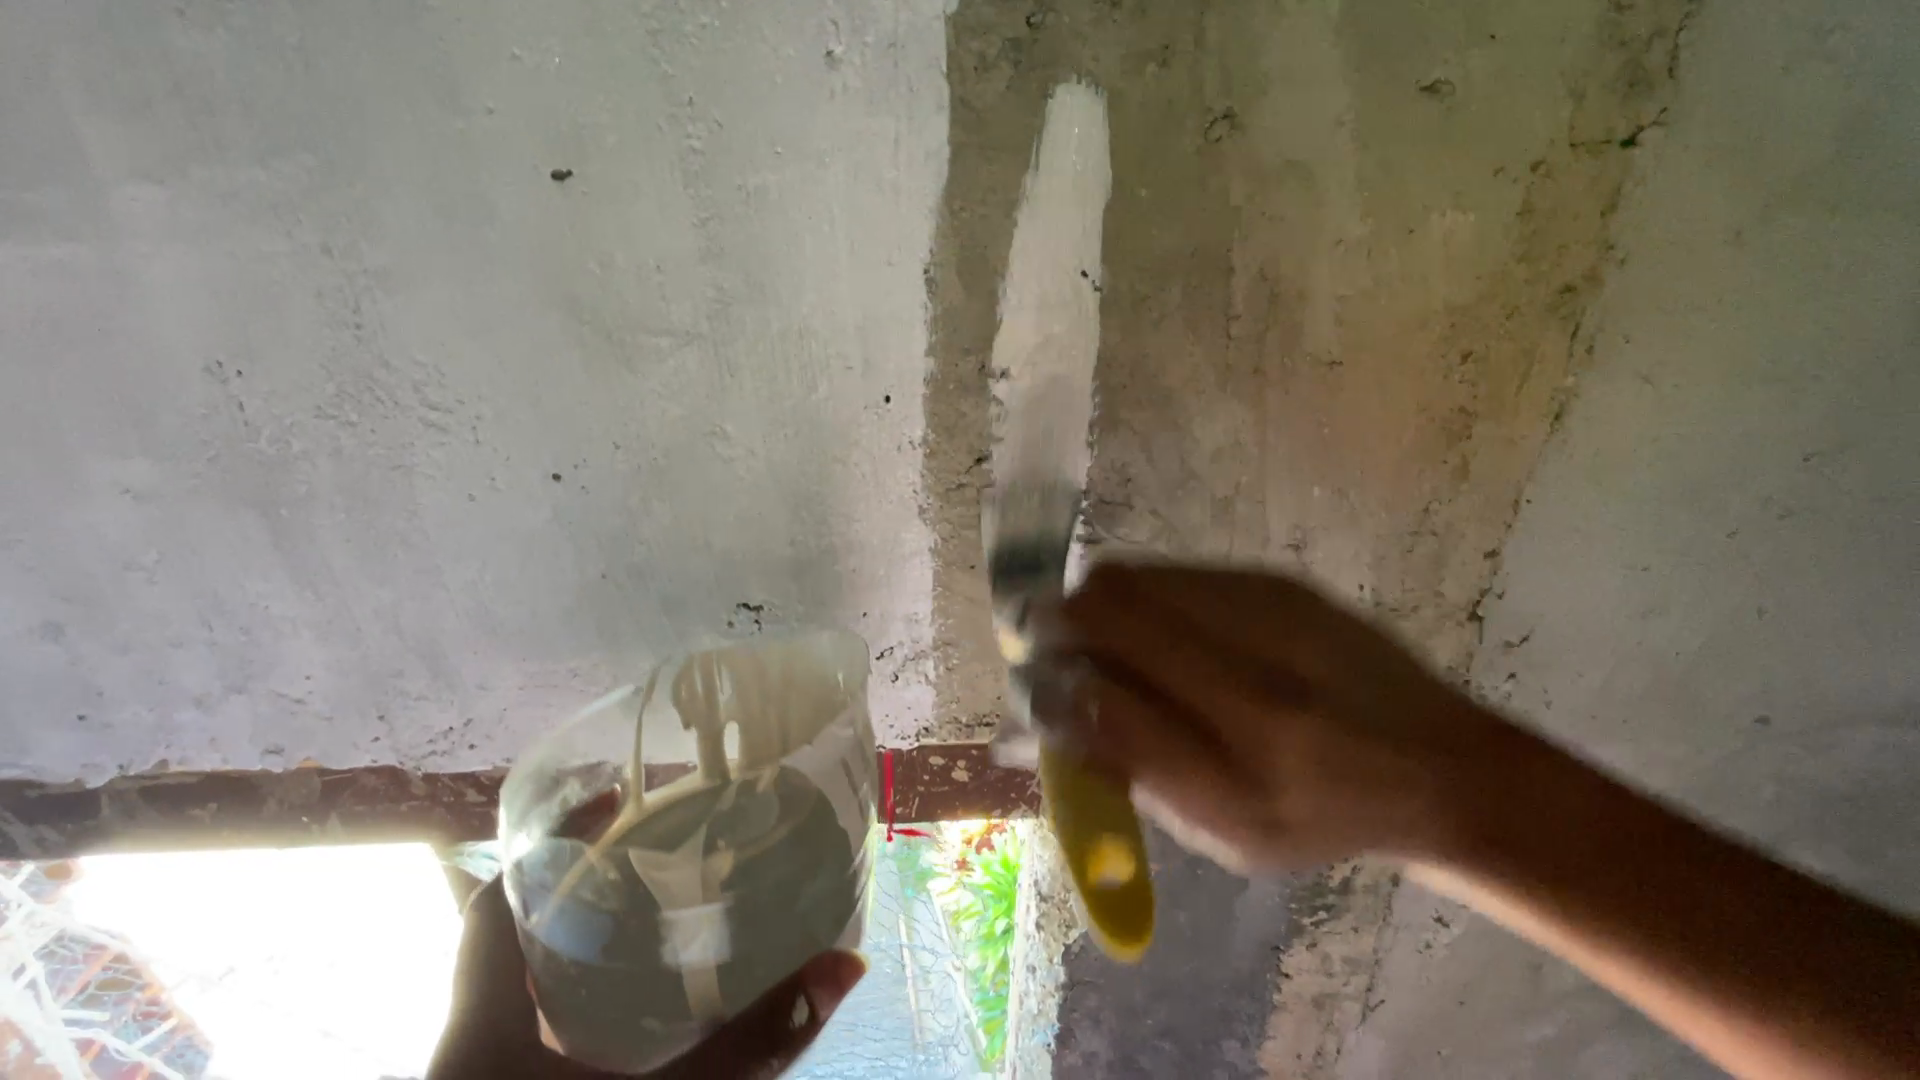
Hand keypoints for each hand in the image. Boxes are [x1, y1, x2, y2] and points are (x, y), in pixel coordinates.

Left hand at [426, 877, 865, 1079]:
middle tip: (649, 855)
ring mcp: (484, 1075)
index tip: (614, 801)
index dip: (552, 844)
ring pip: (524, 989)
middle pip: (511, 938)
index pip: (495, 902)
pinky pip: (540, 1032)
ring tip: (651, 916)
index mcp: (480, 1029)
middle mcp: (469, 1048)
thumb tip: (845, 965)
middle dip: (576, 889)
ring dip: (580, 947)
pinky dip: (583, 1003)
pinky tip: (636, 1008)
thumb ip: (750, 1046)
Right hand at [1029, 560, 1510, 872]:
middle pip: (1105, 607)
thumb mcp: (1223, 832)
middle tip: (1054, 652)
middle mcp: (1251, 673)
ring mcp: (1267, 609)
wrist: (1440, 764)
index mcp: (1237, 762)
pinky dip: (1140, 596)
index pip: (1101, 698)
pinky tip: (1160, 629)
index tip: (1033, 690)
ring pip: (1130, 577)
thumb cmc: (1321, 816)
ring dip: (1094, 604)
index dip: (1047, 687)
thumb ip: (1126, 772)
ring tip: (1105, 640)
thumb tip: (1030, 728)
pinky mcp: (1279, 580)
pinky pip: (1171, 572)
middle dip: (1056, 625)